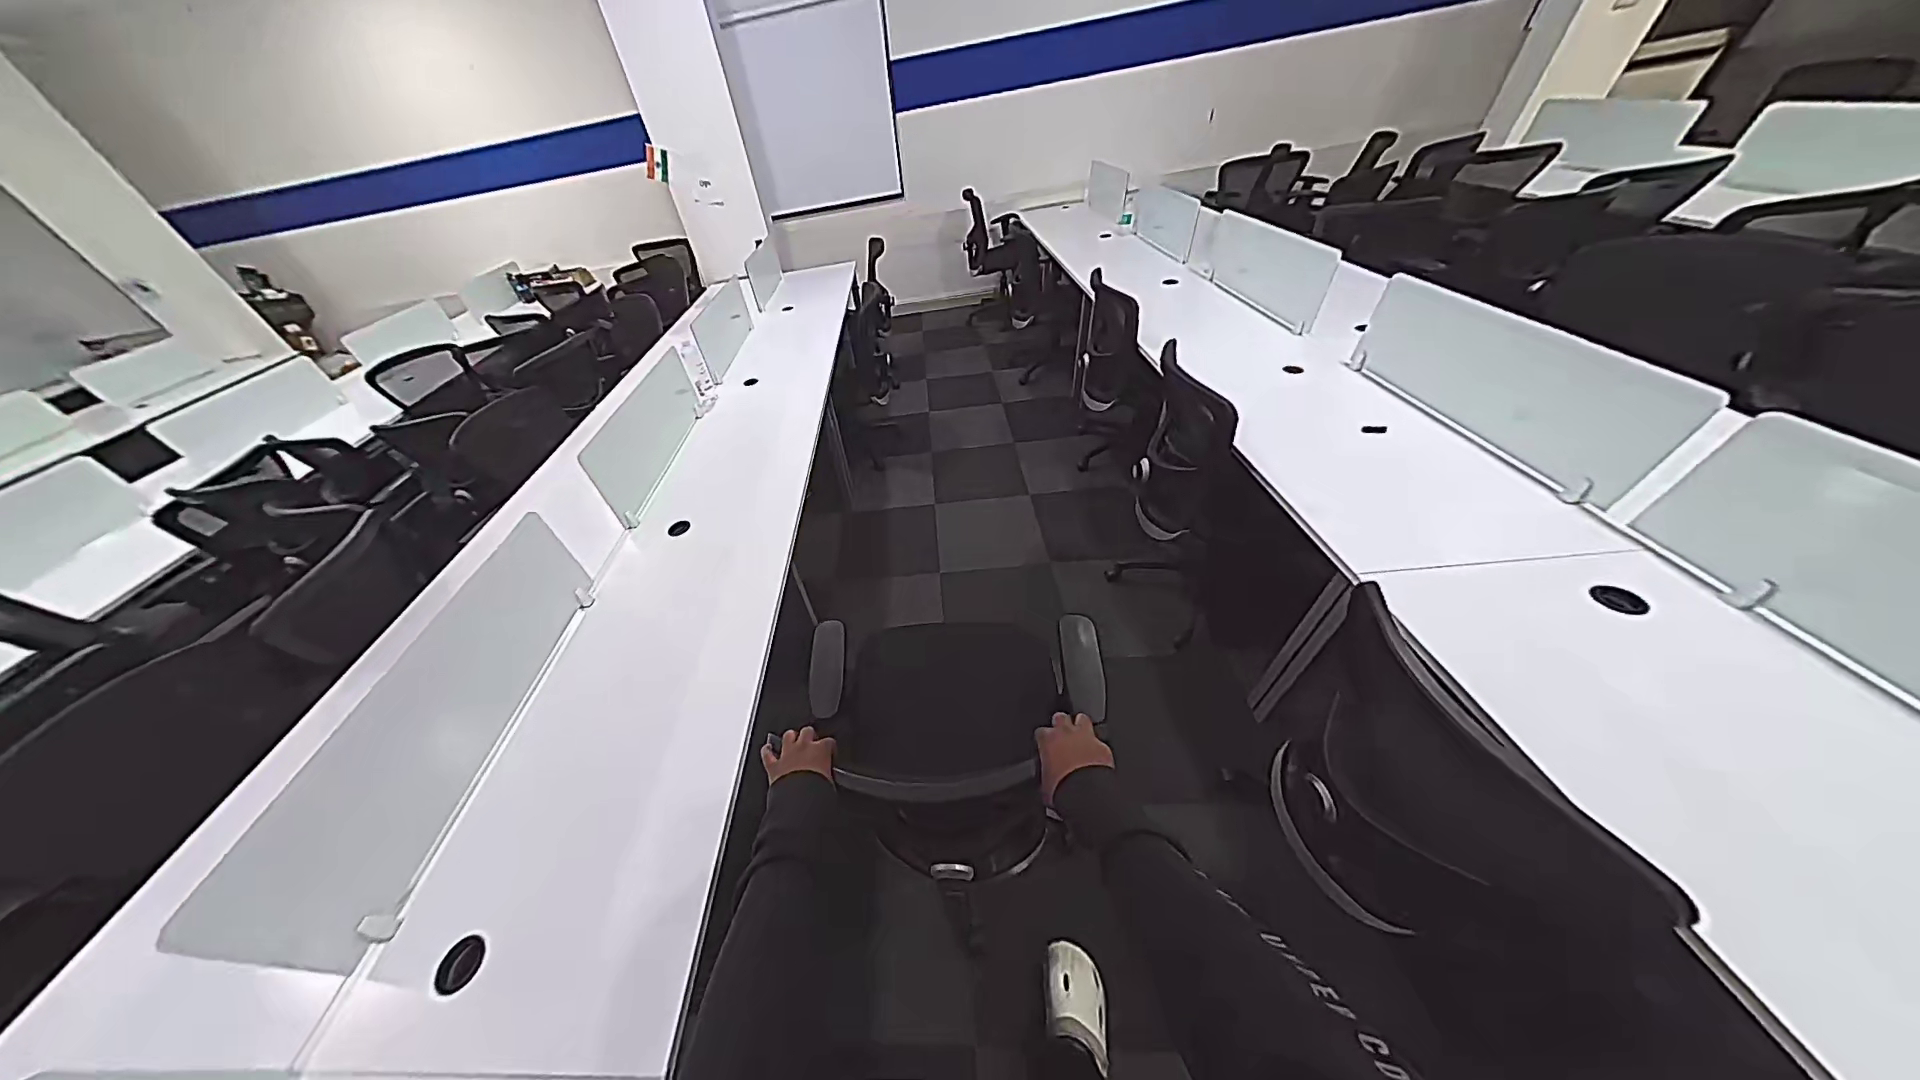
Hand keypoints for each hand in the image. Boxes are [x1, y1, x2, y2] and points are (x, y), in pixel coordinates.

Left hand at [762, 726, 835, 785]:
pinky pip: (767, 753)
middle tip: (811, 744)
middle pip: (807, 731)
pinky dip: (767, 750)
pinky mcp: (773, 765)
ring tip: (792, 742)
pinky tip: (768, 749)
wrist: (799, 801)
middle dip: (809, 735)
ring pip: (788, 736)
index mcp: (821, 750)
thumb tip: (828, 778)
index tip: (829, 754)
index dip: (829, 748)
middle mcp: (804, 747)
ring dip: (790, 738)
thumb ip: (829, 773)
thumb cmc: (818, 791)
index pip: (829, 742)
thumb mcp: (831, 781)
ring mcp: (787, 754)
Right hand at [1035, 712, 1112, 803]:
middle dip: (1061, 724)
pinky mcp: (1103, 746)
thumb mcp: (1044, 783)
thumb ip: (1046, 772)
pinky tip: (1097, 756)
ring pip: (1083, 719)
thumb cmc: (1062, 789)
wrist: (1086, 795)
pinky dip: (1098, 747)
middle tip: (1062, 735)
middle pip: (1061, 717)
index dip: (1043, 739)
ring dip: (1081, 726)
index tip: (1045, 745)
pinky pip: (1101, 741)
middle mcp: (1066, 733)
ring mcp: (1087, 737)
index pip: (1041, 732)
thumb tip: (1047, 780)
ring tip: (1080, 736)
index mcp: (1048, 740)